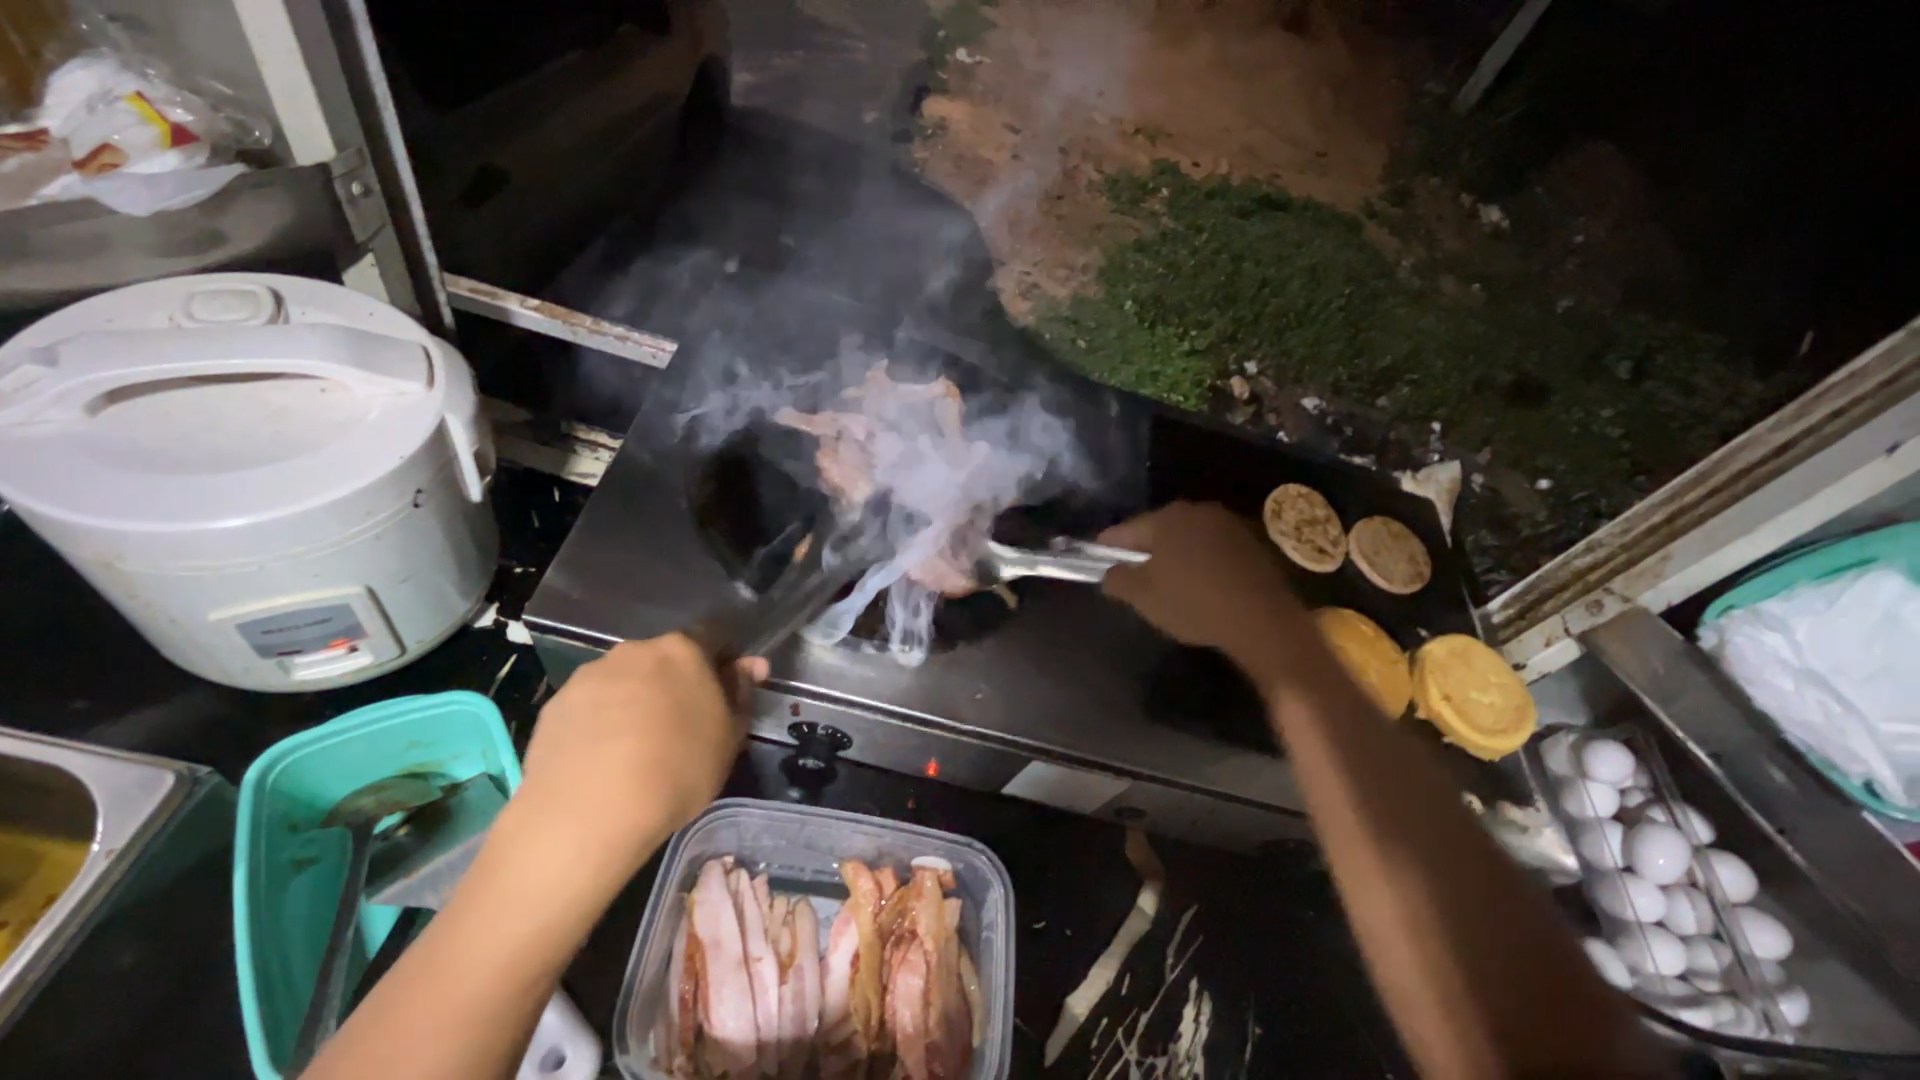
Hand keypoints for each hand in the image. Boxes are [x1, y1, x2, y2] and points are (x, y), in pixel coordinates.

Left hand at [513, 634, 767, 876]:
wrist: (589, 810)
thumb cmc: (678, 769)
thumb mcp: (728, 737)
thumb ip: (740, 694)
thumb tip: (750, 664)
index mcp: (682, 650)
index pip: (713, 638)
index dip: (722, 664)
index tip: (725, 695)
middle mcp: (634, 651)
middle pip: (663, 660)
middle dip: (674, 684)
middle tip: (681, 727)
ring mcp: (589, 676)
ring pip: (623, 682)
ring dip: (635, 702)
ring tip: (636, 751)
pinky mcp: (555, 706)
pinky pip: (590, 707)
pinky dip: (600, 724)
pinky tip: (603, 761)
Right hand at [1100, 501, 1311, 662]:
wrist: (1263, 620)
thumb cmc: (1193, 603)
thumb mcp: (1143, 597)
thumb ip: (1117, 580)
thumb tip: (1110, 573)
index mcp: (1167, 518)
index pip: (1125, 530)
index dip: (1106, 547)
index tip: (1095, 560)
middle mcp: (1197, 511)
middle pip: (1157, 530)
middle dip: (1142, 551)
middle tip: (1131, 576)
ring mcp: (1228, 525)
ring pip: (1187, 539)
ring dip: (1174, 557)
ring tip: (1166, 584)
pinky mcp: (1251, 544)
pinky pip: (1212, 550)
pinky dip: (1200, 564)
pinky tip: (1199, 587)